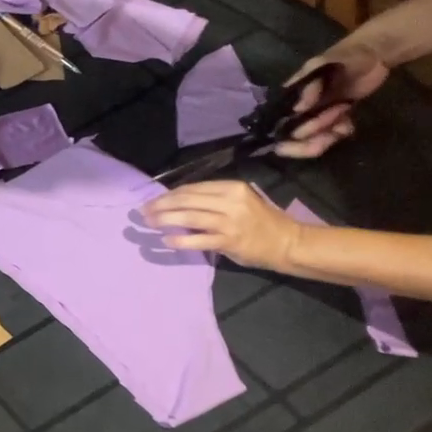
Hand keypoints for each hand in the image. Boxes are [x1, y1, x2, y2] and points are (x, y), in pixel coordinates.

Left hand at [141, 181, 306, 270]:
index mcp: (233, 188)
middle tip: (142, 212)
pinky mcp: (229, 240)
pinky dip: (178, 240)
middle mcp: (231, 201)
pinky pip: (197, 239)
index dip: (167, 195)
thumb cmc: (259, 222)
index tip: (151, 201)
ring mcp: (230, 221)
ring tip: (148, 223)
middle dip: (160, 205)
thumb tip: (174, 202)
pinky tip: (165, 240)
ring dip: (163, 219)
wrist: (288, 243)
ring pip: (188, 217)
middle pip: (186, 200)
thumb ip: (211, 200)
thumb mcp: (238, 202)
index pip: (191, 188)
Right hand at [278, 40, 391, 157]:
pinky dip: (340, 133)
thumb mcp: (322, 65)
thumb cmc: (343, 56)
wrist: (372, 54)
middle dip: (311, 137)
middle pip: (292, 138)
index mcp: (287, 100)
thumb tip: (298, 109)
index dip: (284, 137)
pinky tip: (349, 125)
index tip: (299, 135)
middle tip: (333, 121)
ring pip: (311, 139)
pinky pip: (332, 134)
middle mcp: (296, 112)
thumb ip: (310, 85)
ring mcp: (316, 116)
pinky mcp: (334, 118)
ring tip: (344, 122)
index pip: (275, 124)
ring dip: (327, 136)